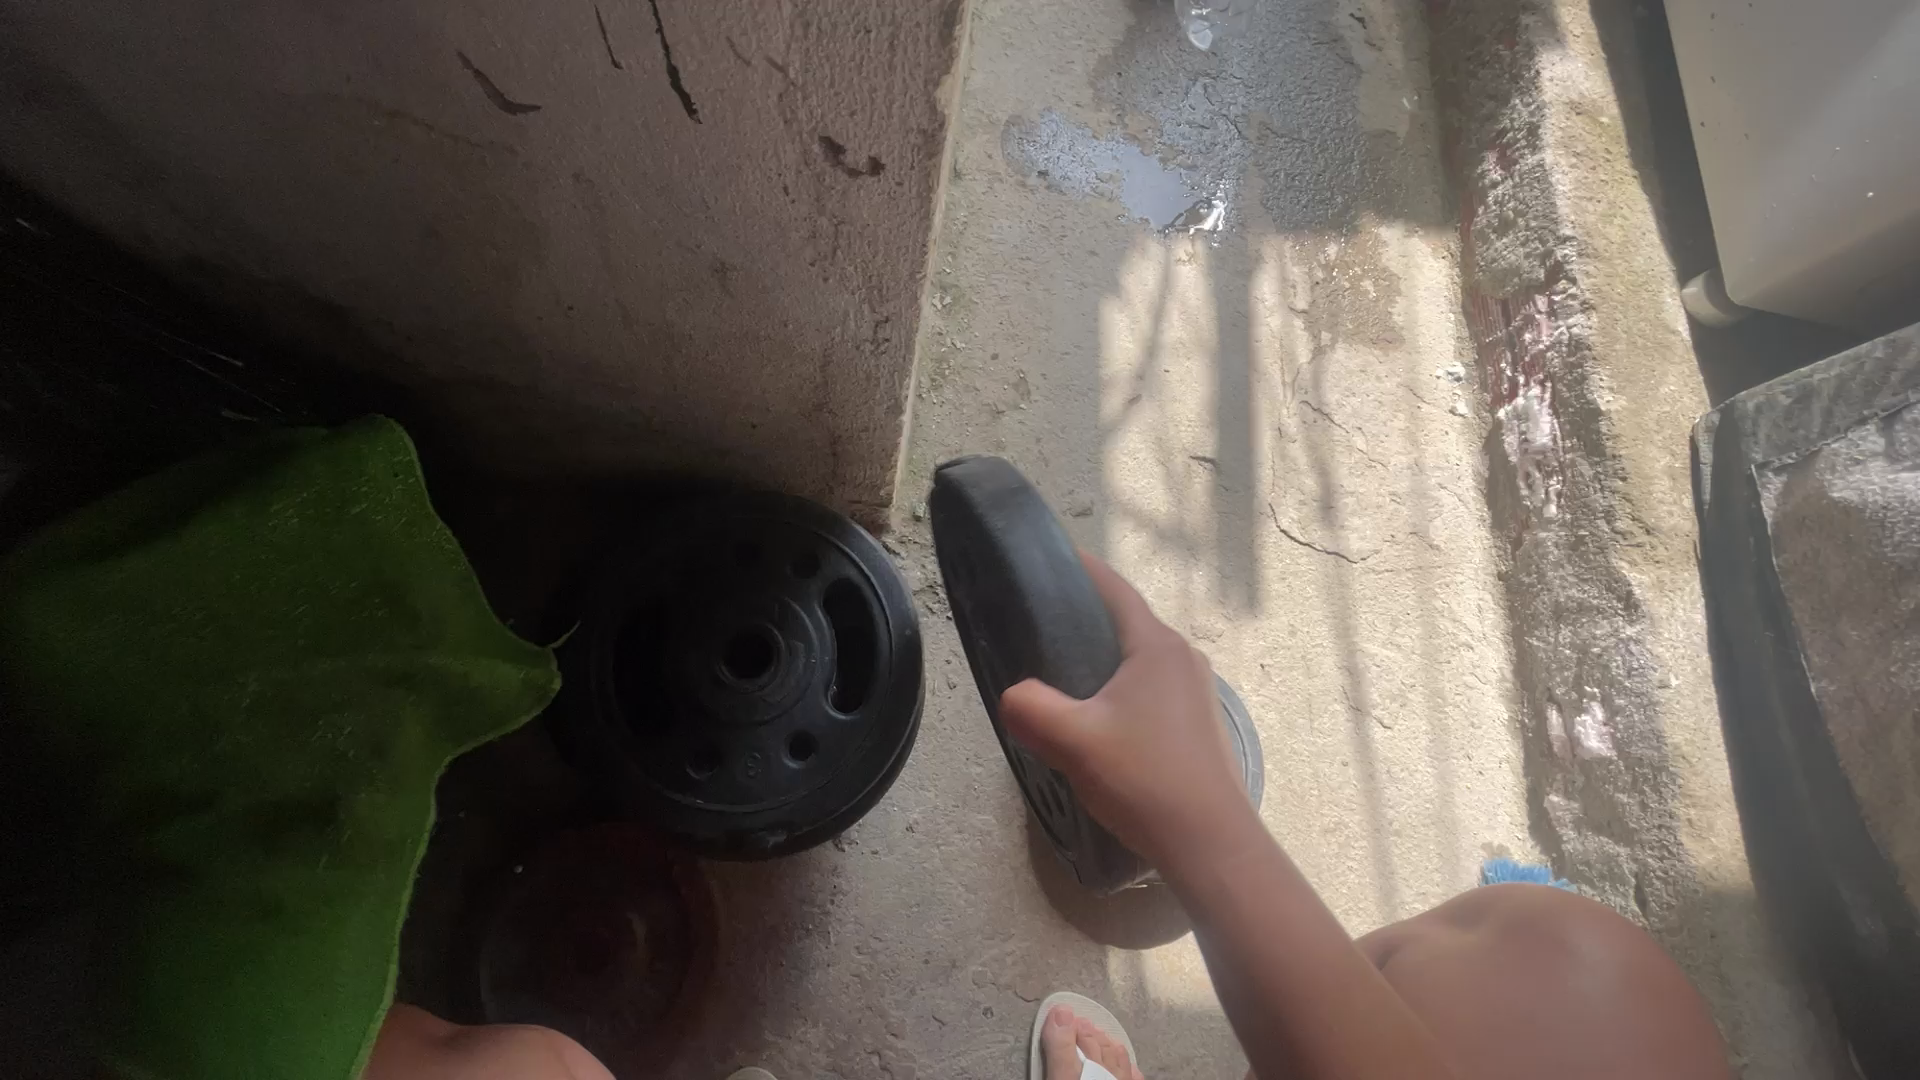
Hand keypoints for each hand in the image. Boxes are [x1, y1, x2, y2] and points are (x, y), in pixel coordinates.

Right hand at [999, 552, 1261, 874]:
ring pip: (1139, 657)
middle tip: (1039, 626)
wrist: (1210, 845)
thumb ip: (1030, 709)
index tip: (1050, 558)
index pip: (1115, 589)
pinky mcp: (1197, 722)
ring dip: (1104, 657)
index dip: (1082, 569)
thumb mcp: (1073, 741)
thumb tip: (1012, 697)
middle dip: (1086, 617)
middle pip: (1127, 621)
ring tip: (1062, 675)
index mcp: (1156, 646)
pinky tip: (1099, 717)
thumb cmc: (1145, 779)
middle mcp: (1182, 658)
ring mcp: (1196, 691)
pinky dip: (1121, 685)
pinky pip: (1151, 685)